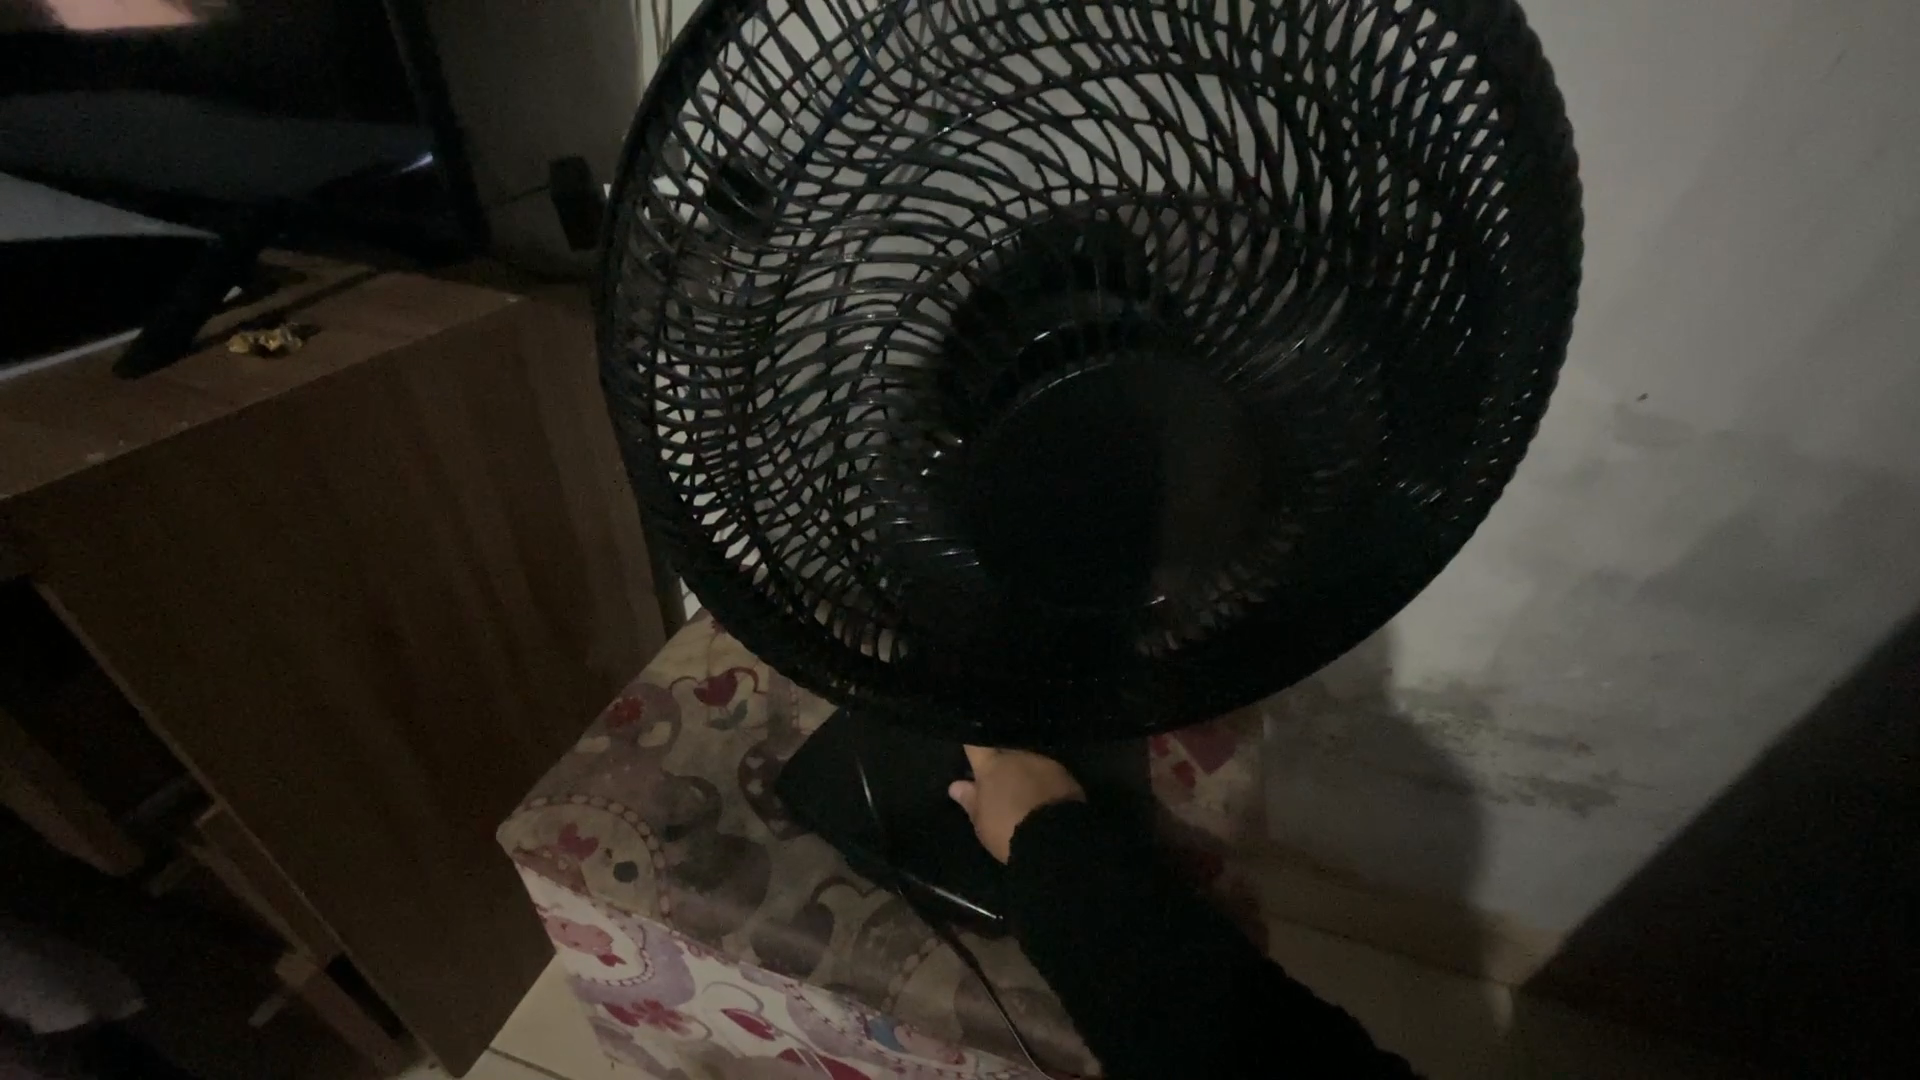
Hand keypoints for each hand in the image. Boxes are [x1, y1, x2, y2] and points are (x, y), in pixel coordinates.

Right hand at [947, 745, 1085, 863]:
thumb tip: (956, 786)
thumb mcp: (982, 822)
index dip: (972, 744)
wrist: (1056, 839)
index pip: (975, 744)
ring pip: (1027, 759)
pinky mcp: (1065, 773)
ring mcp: (1043, 761)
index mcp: (992, 765)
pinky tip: (1043, 793)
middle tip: (997, 775)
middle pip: (1003, 750)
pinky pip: (1047, 771)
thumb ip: (970, 800)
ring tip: (1023, 787)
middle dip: (999, 758)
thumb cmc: (1009, 831)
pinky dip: (1042, 779)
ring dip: (1023, 770)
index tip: (971, 746)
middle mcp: (1017, 755)